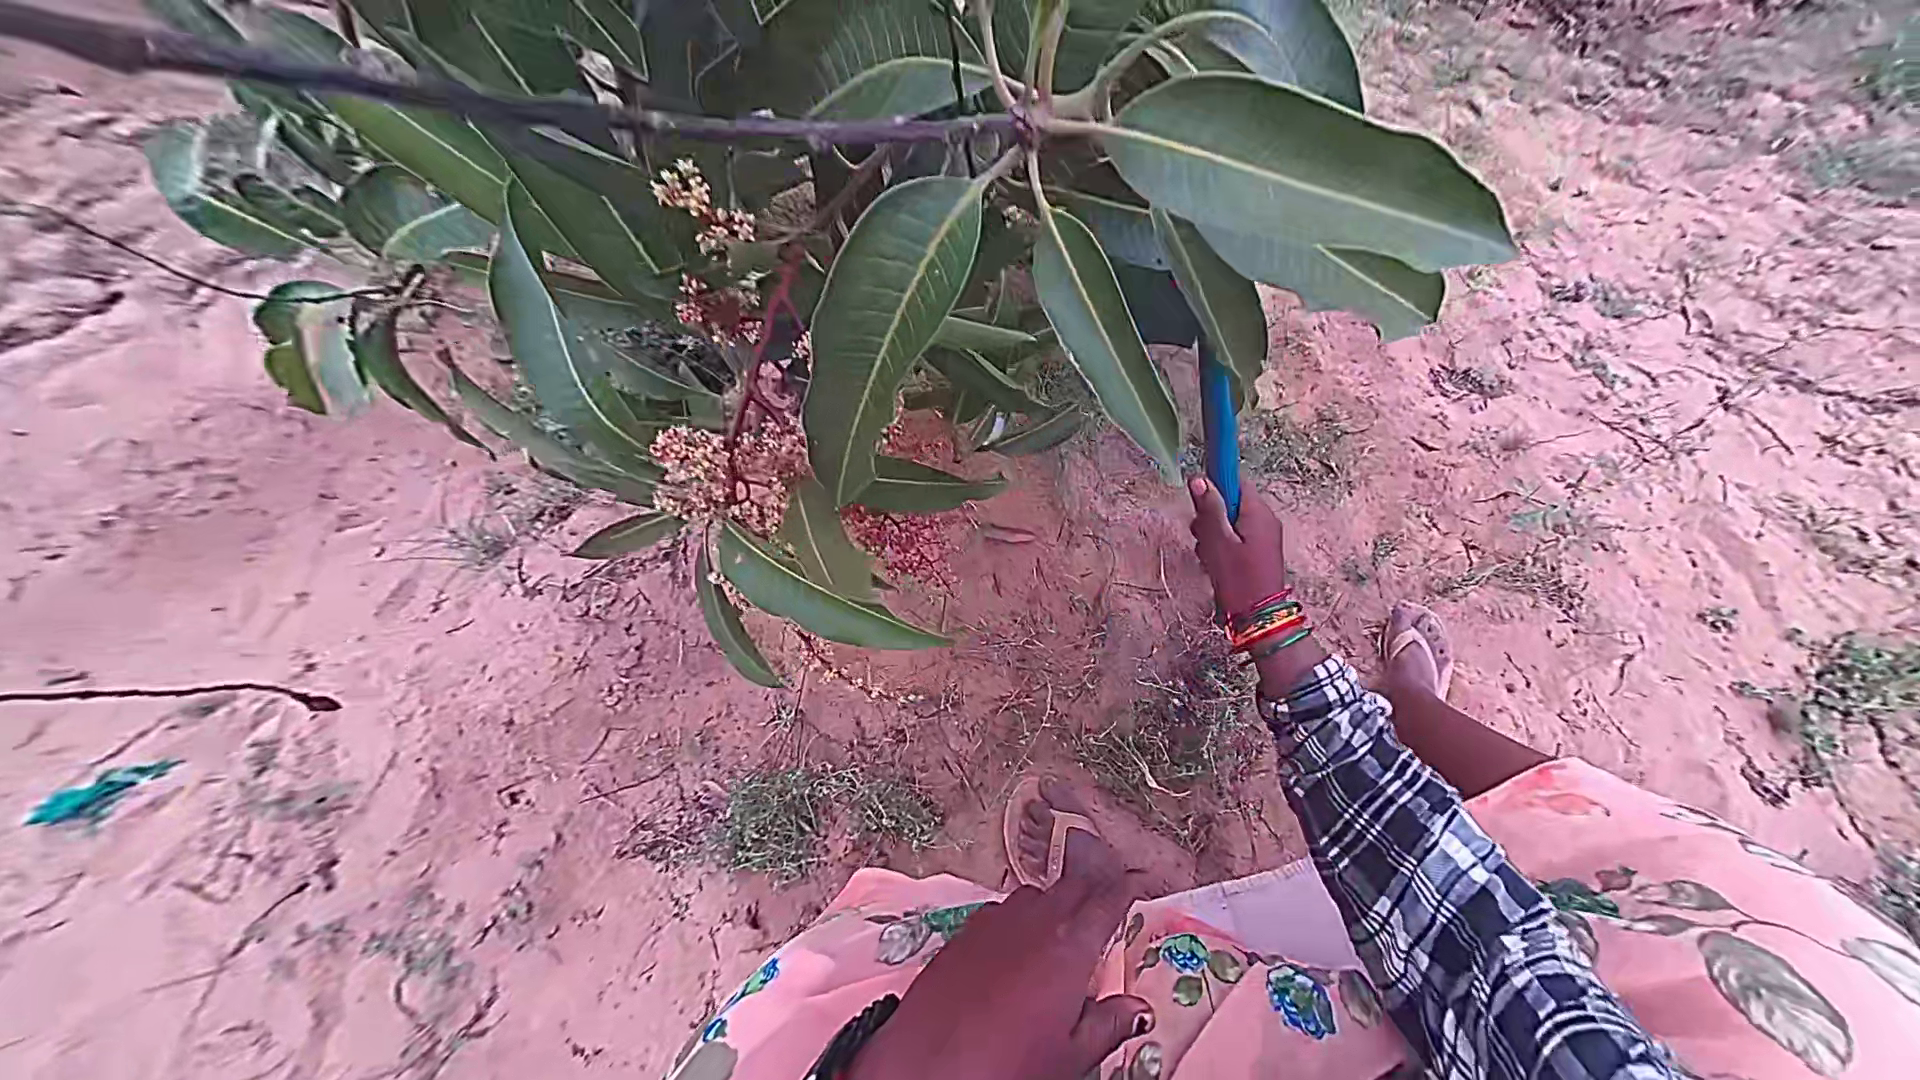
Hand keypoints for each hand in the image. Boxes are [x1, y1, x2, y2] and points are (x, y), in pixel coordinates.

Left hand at [846, 840, 1151, 1078]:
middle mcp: (1035, 920)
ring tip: (1064, 927)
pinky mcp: (969, 927)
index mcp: (1069, 946)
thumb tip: (1135, 1010)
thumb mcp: (1069, 1056)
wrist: (928, 1061)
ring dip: (1055, 901)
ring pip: (1037, 894)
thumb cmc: (1005, 1063)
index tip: (1137, 880)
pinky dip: (1021, 916)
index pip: (1106, 902)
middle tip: (1106, 897)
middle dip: (1093, 886)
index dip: (1124, 887)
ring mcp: (999, 918)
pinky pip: (1005, 908)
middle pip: (1073, 887)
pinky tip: (1019, 945)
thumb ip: (1106, 1025)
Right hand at [1188, 476, 1326, 695]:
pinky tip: (1213, 561)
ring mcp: (1262, 536)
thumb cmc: (1238, 579)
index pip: (1236, 480)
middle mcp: (1264, 519)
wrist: (1259, 618)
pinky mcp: (1257, 551)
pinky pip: (1234, 536)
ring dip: (1212, 532)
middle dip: (1209, 514)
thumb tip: (1200, 479)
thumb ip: (1209, 509)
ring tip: (1207, 553)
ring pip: (1229, 520)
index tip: (1197, 498)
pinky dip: (1220, 544)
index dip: (1214, 484)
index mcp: (1258, 512)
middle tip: (1201, 535)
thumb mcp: (1218, 541)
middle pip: (1230, 501)